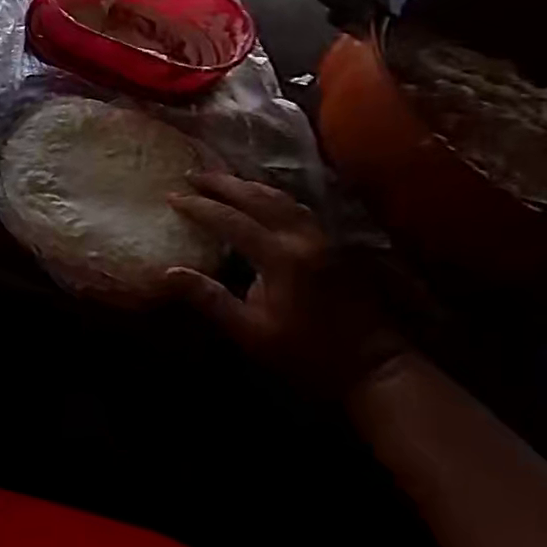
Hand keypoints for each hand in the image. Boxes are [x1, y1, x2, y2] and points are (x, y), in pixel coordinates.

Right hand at [167, 172, 409, 396]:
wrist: (378, 370)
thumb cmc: (308, 353)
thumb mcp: (251, 332)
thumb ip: (210, 298)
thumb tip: (167, 271)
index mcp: (281, 258)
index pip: (230, 220)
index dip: (198, 206)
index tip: (170, 197)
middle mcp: (303, 239)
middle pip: (257, 198)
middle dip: (221, 184)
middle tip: (190, 175)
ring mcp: (324, 240)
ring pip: (281, 198)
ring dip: (247, 186)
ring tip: (220, 180)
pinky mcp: (336, 246)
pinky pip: (297, 207)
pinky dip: (272, 196)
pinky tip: (260, 198)